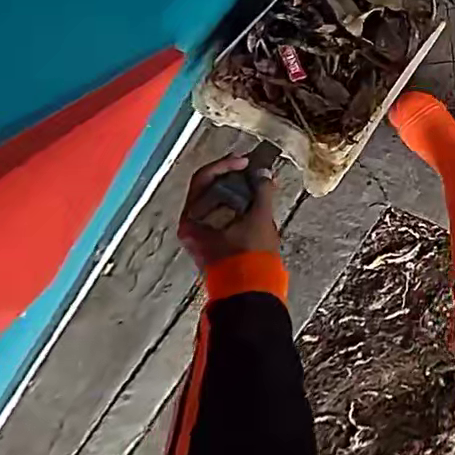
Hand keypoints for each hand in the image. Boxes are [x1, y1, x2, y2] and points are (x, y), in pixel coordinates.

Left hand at [177, 154, 281, 268]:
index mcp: (192, 219)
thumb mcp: (258, 220)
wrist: (250, 293)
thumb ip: (262, 192)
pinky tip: (257, 203)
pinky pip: (224, 216)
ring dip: (239, 191)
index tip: (246, 161)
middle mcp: (192, 226)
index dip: (225, 164)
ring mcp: (202, 236)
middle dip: (234, 178)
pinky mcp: (216, 243)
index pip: (203, 178)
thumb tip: (263, 174)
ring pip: (218, 203)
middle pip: (210, 190)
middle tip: (254, 170)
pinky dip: (239, 206)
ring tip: (260, 185)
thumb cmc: (249, 258)